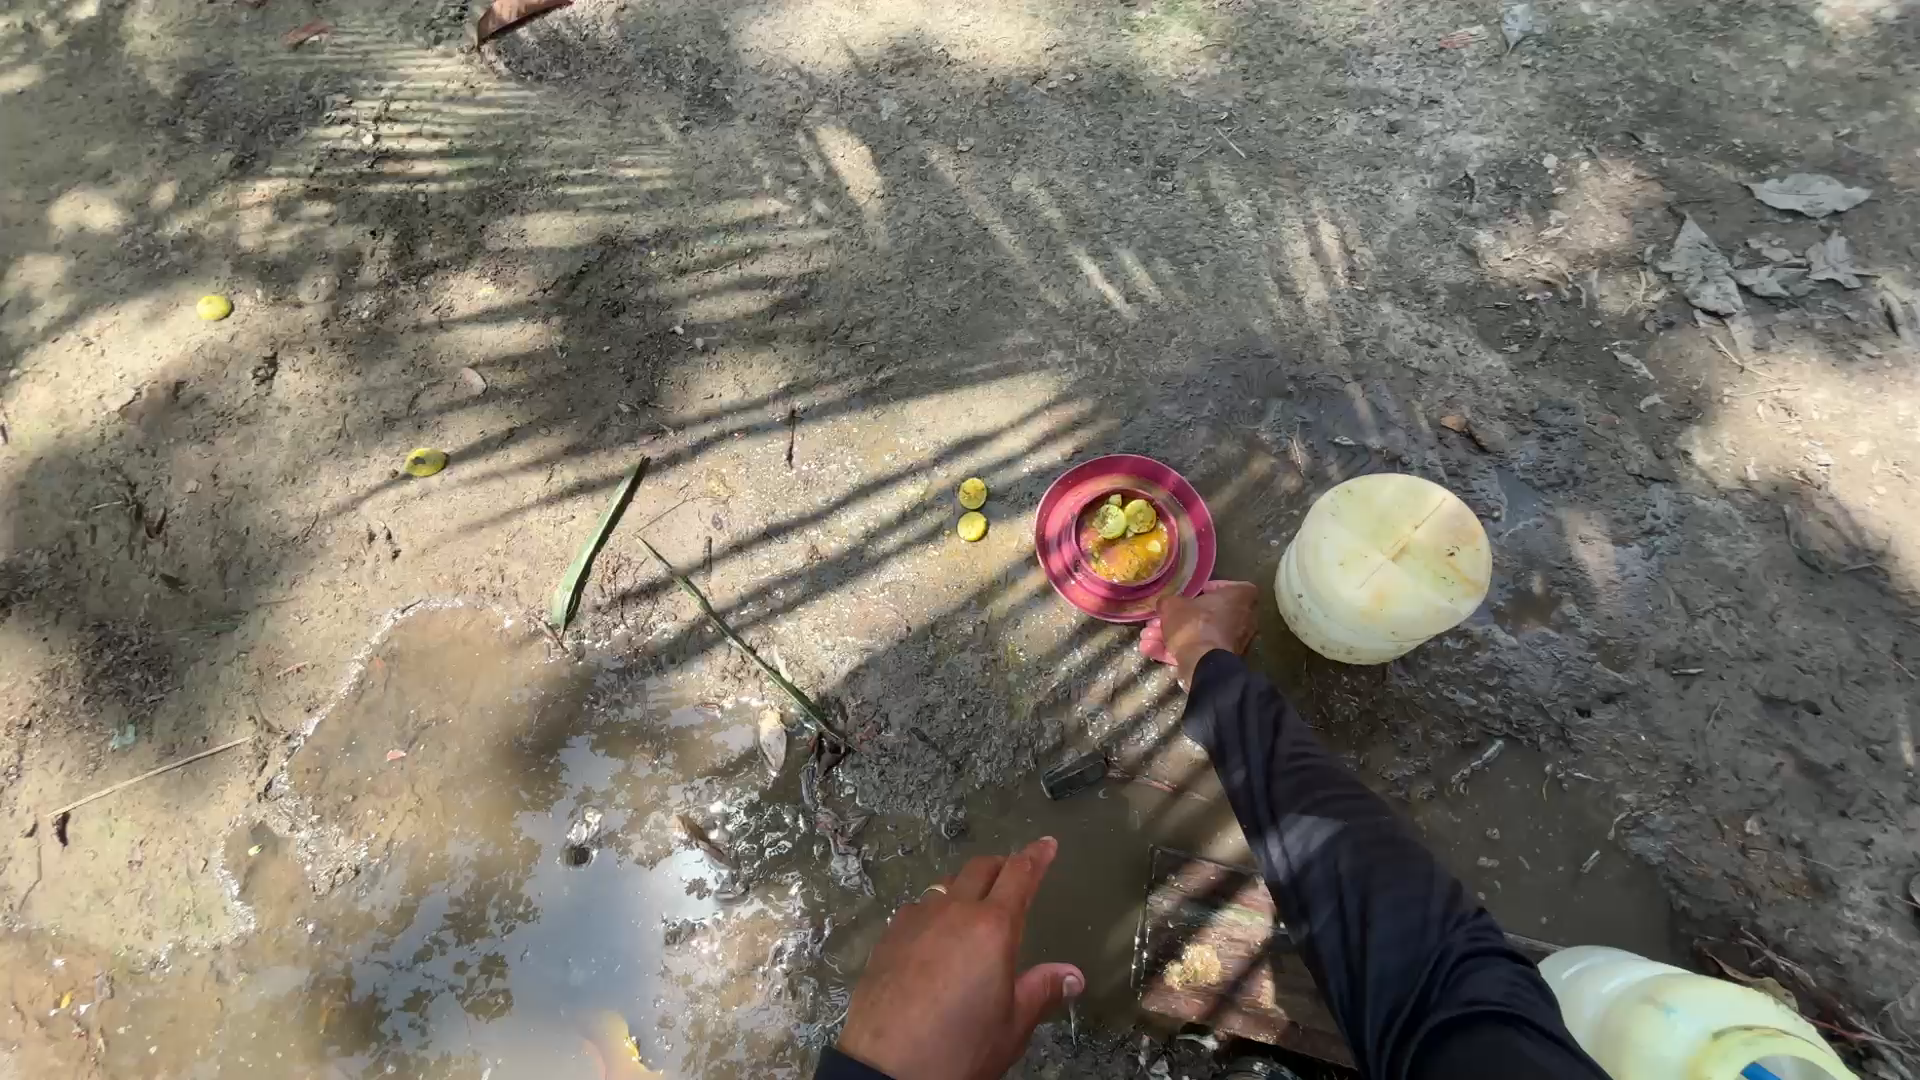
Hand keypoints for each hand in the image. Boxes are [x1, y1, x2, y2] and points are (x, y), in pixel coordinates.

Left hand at [836, 837, 1083, 1079]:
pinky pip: (919, 907)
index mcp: (993, 927)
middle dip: (1001, 864)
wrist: (886, 1069)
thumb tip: (1074, 974)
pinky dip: (935, 909)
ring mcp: (918, 918)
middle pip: (981, 868)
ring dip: (966, 885)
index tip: (1047, 843)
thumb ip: (1042, 990)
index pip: (1020, 875)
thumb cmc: (960, 1049)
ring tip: (974, 904)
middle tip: (1014, 873)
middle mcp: (955, 910)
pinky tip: (934, 934)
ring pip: (947, 884)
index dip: (1036, 856)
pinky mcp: (890, 934)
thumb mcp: (1011, 1027)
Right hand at [1140, 580, 1258, 687]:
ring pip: (1198, 635)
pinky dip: (1176, 651)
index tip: (1193, 593)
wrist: (1203, 663)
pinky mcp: (1222, 661)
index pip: (1232, 587)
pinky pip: (1198, 651)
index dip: (1212, 588)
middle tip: (1157, 621)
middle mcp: (1242, 620)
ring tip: (1147, 638)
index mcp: (1239, 599)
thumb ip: (1169, 602)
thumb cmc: (1194, 624)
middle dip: (1178, 619)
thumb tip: (1166, 605)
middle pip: (1207, 615)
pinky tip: (1151, 650)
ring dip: (1171, 636)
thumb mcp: (1172, 605)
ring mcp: (1233, 643)